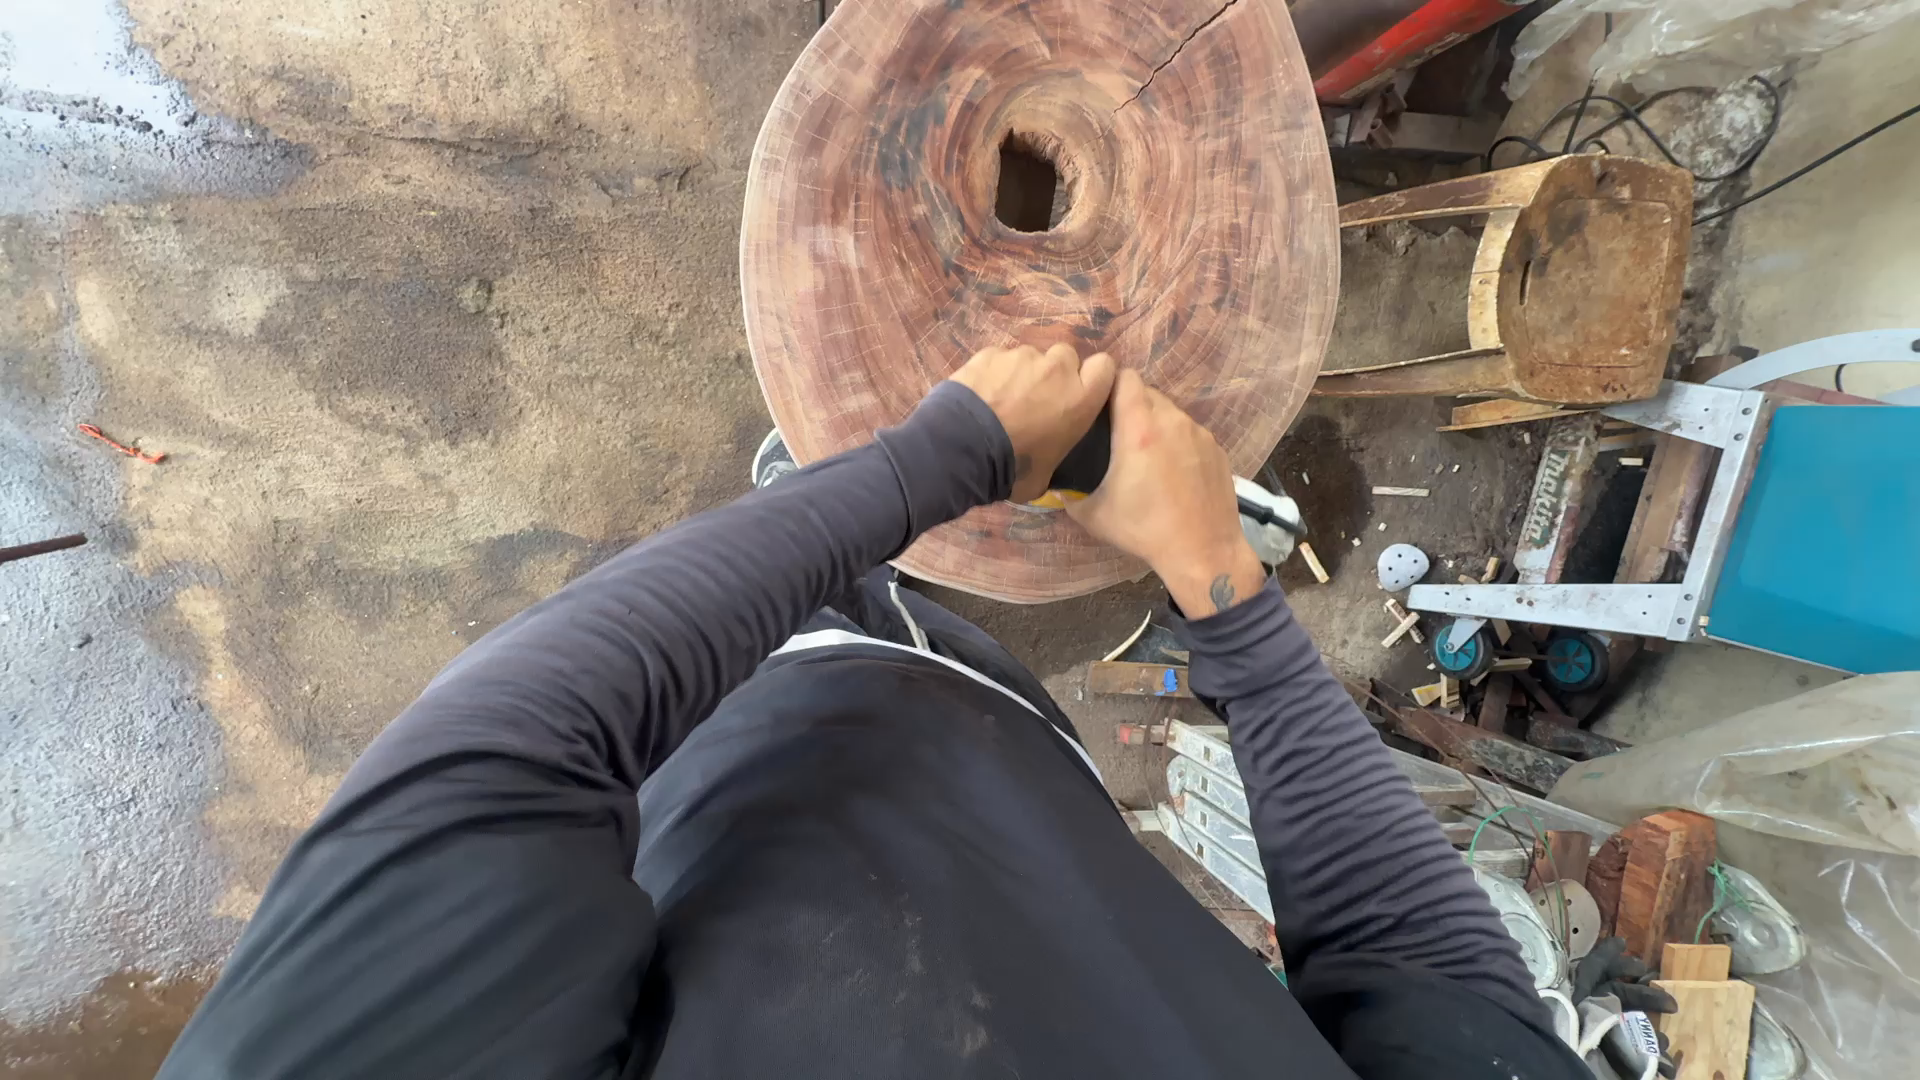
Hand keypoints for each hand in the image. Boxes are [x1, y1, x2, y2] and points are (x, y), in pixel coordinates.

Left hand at [948, 344, 1115, 502]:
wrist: (962, 449)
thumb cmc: (1013, 469)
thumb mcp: (1046, 476)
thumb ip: (1055, 456)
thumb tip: (1045, 464)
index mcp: (1080, 399)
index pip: (1105, 367)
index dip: (1092, 376)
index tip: (1079, 391)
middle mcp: (1057, 370)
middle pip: (1066, 357)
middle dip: (1054, 374)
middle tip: (1036, 400)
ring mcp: (1022, 357)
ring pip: (1029, 358)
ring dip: (1020, 374)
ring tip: (999, 401)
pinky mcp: (990, 353)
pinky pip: (998, 359)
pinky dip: (992, 373)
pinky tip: (979, 396)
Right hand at [1064, 370, 1265, 615]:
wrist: (1202, 551)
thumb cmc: (1143, 530)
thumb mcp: (1092, 514)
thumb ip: (1068, 492)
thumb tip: (1056, 482)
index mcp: (1138, 429)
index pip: (1124, 378)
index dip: (1108, 385)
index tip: (1098, 404)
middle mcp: (1171, 422)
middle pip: (1147, 392)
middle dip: (1129, 406)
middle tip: (1116, 434)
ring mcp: (1198, 433)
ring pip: (1170, 413)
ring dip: (1154, 424)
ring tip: (1145, 455)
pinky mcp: (1216, 448)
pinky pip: (1189, 432)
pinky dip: (1177, 442)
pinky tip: (1172, 472)